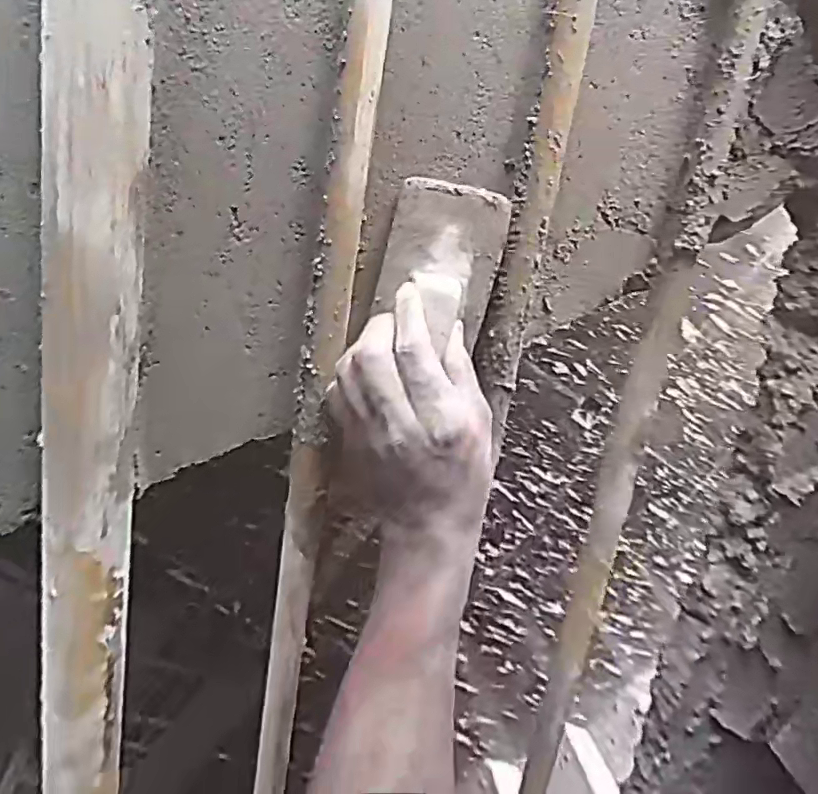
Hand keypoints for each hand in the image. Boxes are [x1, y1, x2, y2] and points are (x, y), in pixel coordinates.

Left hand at [329, 281, 495, 539]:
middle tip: (394, 318)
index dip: (410, 315)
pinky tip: (366, 370)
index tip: (410, 292)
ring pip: (348, 370)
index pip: (415, 353)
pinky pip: (336, 390)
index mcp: (441, 419)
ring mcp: (368, 434)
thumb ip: (461, 371)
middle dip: (380, 325)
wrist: (427, 524)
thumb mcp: (480, 421)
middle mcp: (400, 424)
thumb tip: (447, 326)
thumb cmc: (464, 473)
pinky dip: (348, 370)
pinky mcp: (348, 440)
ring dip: (361, 344)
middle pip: (371, 355)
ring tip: (381, 340)